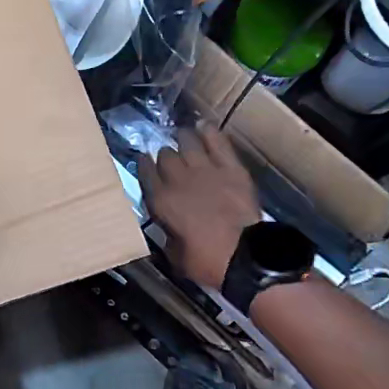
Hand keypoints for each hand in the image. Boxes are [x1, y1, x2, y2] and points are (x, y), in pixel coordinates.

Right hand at [139, 124, 260, 289]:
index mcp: (161, 202)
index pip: (145, 173)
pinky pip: (217, 141)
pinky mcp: (231, 168)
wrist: (245, 256)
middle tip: (169, 158)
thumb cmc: (207, 262)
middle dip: (165, 155)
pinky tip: (204, 125)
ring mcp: (206, 170)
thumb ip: (167, 233)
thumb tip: (167, 225)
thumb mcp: (175, 254)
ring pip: (187, 142)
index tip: (144, 161)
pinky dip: (209, 131)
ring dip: (183, 139)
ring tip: (183, 137)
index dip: (143, 165)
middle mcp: (178, 180)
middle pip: (165, 155)